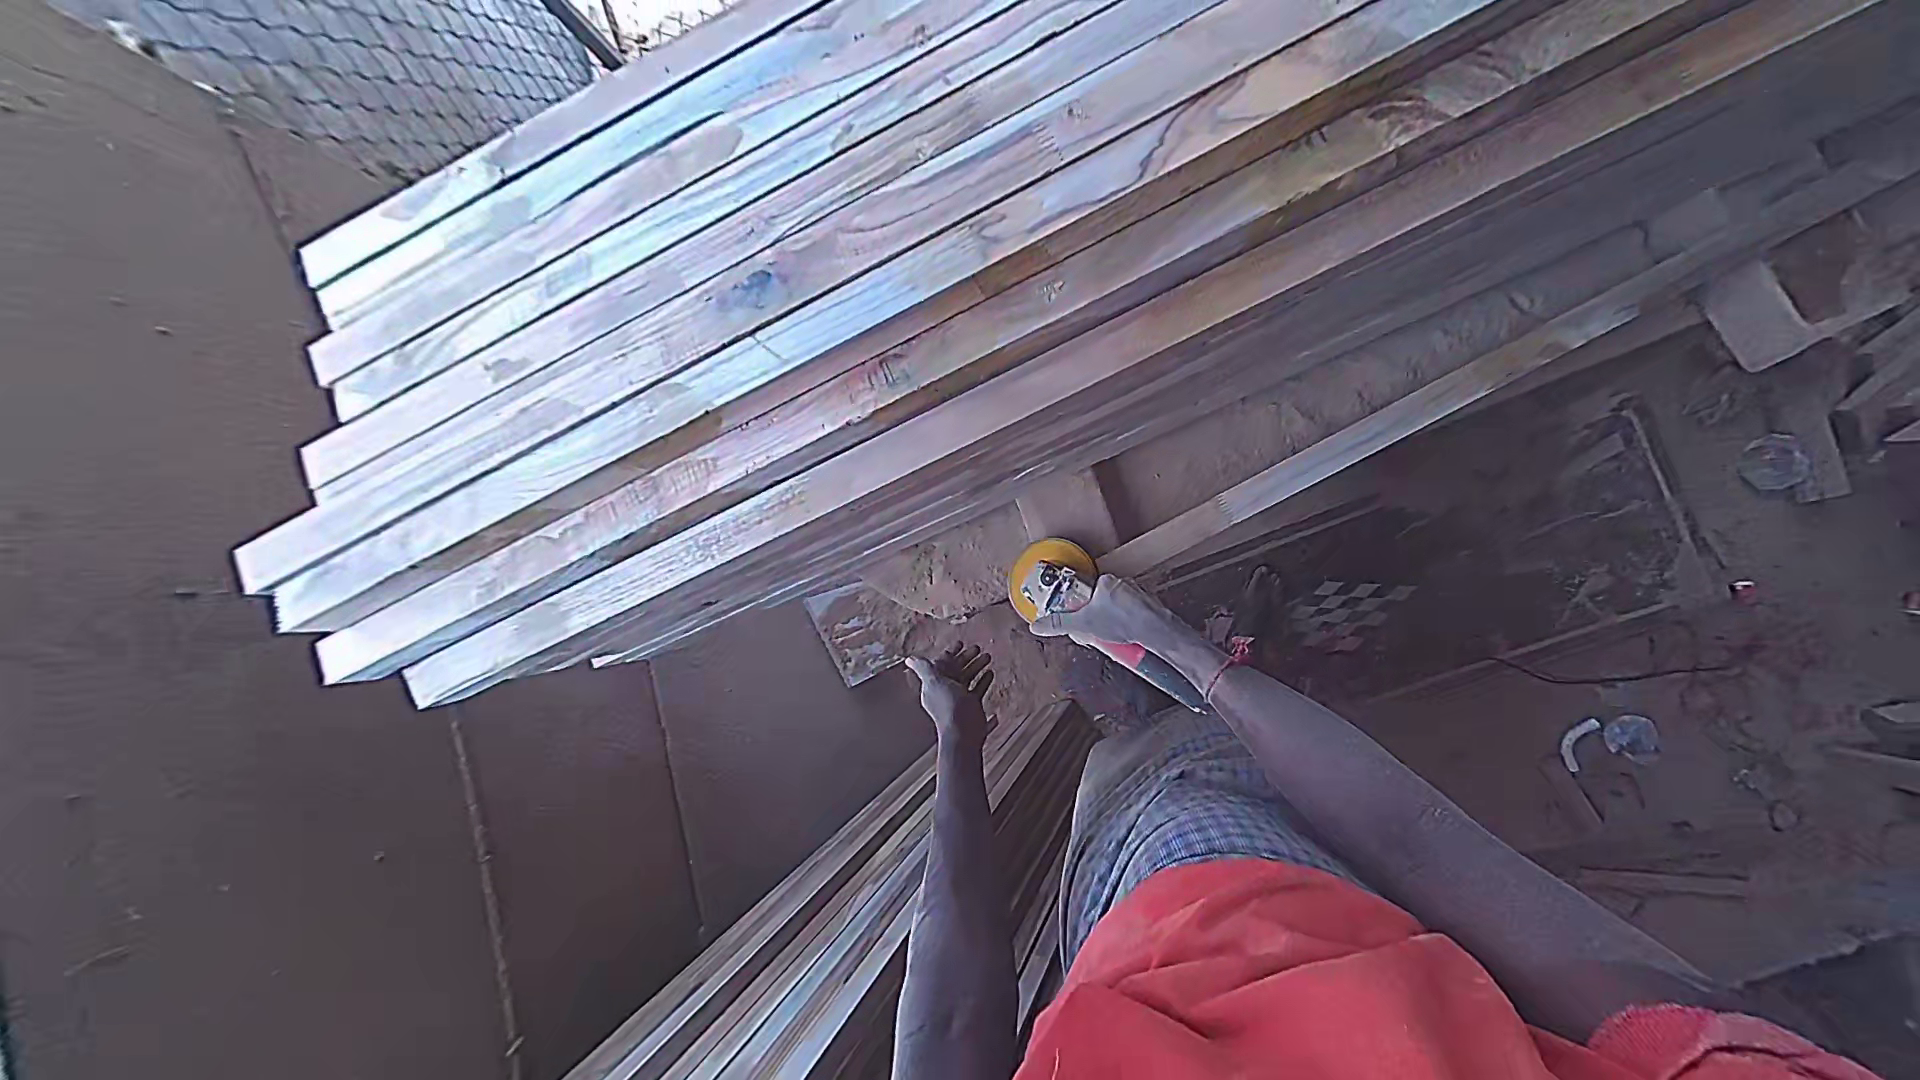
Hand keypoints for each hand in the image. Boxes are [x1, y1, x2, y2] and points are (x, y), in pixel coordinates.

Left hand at [906, 644, 993, 745]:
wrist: (963, 732)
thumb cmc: (948, 706)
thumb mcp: (933, 682)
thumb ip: (923, 669)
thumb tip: (909, 659)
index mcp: (935, 684)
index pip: (942, 665)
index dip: (951, 653)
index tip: (961, 643)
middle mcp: (946, 691)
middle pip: (957, 670)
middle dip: (967, 658)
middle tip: (978, 648)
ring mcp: (960, 700)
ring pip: (969, 679)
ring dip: (977, 667)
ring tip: (988, 657)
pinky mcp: (972, 708)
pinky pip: (978, 691)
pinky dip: (983, 682)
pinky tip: (990, 674)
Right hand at [1028, 574, 1185, 648]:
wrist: (1156, 632)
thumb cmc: (1125, 622)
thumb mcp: (1084, 624)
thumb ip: (1059, 624)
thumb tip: (1038, 625)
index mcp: (1105, 582)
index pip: (1086, 593)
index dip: (1082, 609)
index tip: (1082, 619)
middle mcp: (1122, 584)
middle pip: (1101, 602)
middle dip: (1098, 619)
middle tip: (1097, 631)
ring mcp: (1136, 595)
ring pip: (1116, 609)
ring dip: (1113, 624)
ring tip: (1113, 637)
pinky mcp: (1147, 607)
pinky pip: (1130, 615)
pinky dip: (1127, 627)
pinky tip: (1125, 638)